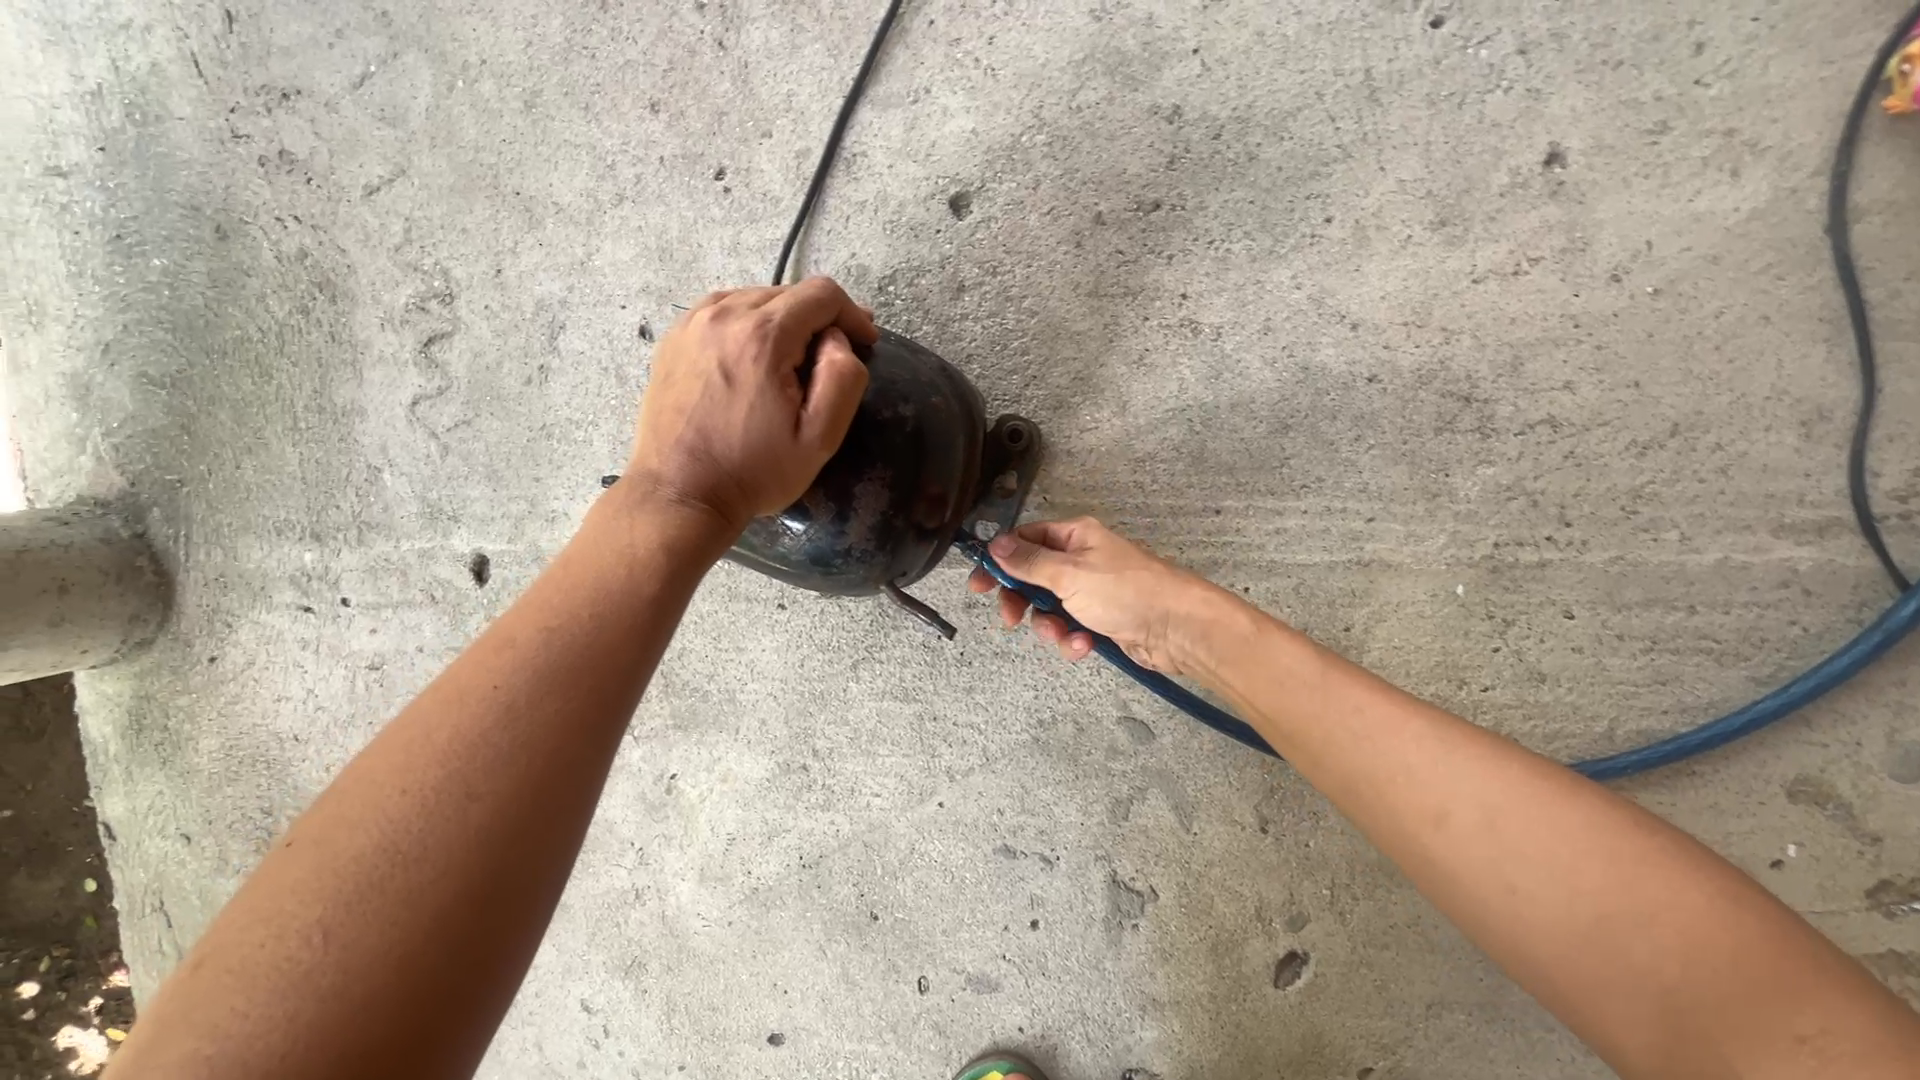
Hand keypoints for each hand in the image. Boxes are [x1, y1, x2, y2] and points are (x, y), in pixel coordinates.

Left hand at [627, 278, 878, 531]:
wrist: (680, 494)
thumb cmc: (754, 471)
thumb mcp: (819, 438)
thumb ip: (843, 378)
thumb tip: (837, 341)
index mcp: (762, 336)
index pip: (822, 294)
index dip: (853, 315)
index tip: (864, 343)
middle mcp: (723, 315)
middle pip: (788, 293)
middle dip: (819, 319)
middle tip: (832, 359)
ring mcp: (692, 324)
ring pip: (755, 298)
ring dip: (783, 321)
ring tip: (793, 361)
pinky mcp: (674, 339)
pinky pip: (723, 312)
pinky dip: (748, 325)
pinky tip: (754, 360)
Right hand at [966, 517, 1227, 674]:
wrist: (1177, 628)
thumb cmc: (1126, 591)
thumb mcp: (1068, 574)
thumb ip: (1028, 562)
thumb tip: (994, 543)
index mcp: (1074, 536)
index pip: (1024, 541)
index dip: (999, 562)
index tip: (978, 586)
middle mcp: (1081, 559)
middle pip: (1032, 577)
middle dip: (1022, 601)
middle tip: (1011, 620)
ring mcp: (1092, 591)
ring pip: (1049, 608)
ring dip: (1049, 625)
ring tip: (1063, 635)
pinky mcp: (1101, 619)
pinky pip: (1071, 628)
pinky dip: (1072, 638)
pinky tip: (1085, 645)